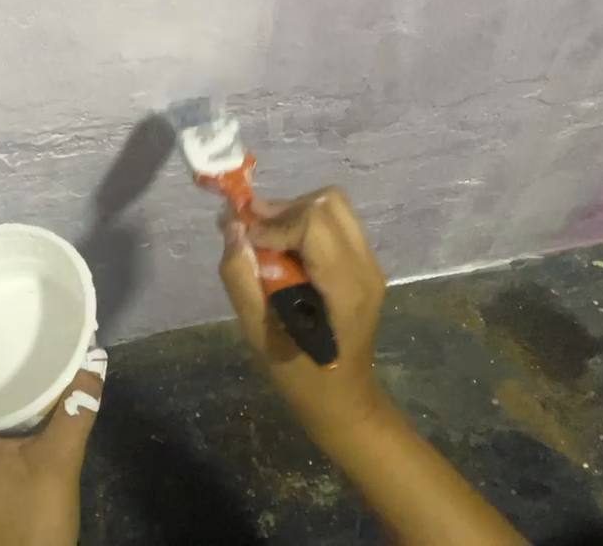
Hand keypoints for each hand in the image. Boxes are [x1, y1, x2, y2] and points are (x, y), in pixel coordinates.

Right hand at [219, 186, 389, 441]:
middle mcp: (364, 266)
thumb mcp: (257, 332)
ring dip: (295, 214)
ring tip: (267, 239)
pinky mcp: (364, 265)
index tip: (247, 241)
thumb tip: (232, 226)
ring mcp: (369, 264)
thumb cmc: (298, 373)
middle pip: (327, 202)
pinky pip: (335, 224)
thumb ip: (241, 276)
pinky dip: (306, 225)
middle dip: (284, 210)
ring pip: (333, 206)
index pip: (312, 221)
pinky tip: (285, 252)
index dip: (274, 223)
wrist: (343, 400)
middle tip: (253, 232)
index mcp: (344, 284)